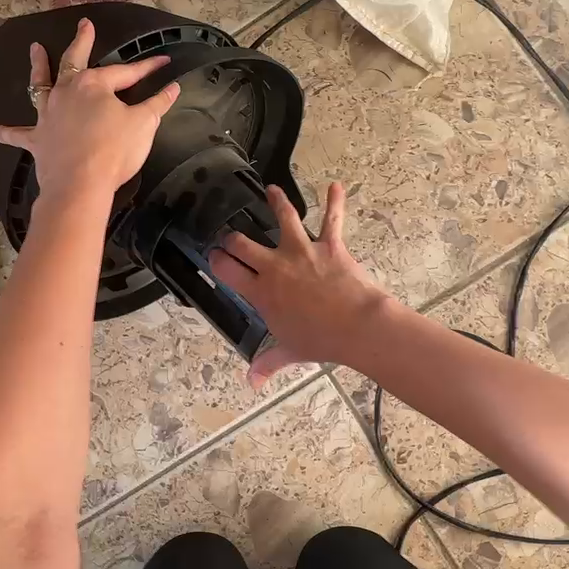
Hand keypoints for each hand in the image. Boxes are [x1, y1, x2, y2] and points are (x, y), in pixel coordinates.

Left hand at [0, 18, 180, 203]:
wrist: (80, 184)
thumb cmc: (114, 150)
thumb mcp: (144, 125)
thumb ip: (157, 105)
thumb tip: (173, 88)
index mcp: (93, 84)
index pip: (126, 72)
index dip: (146, 68)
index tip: (162, 63)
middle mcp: (66, 92)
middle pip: (73, 61)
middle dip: (81, 42)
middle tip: (83, 25)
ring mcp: (48, 114)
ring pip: (40, 85)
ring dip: (37, 67)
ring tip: (34, 50)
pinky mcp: (37, 139)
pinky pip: (19, 134)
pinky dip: (9, 132)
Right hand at [209, 182, 393, 389]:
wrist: (356, 327)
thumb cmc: (321, 341)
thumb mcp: (290, 352)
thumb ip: (267, 363)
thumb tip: (252, 382)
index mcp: (261, 292)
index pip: (227, 271)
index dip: (217, 261)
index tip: (213, 256)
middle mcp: (275, 266)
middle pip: (243, 244)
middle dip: (232, 238)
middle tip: (229, 236)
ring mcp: (302, 251)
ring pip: (284, 218)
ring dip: (277, 202)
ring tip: (272, 190)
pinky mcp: (329, 245)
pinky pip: (332, 218)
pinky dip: (335, 201)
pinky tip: (335, 186)